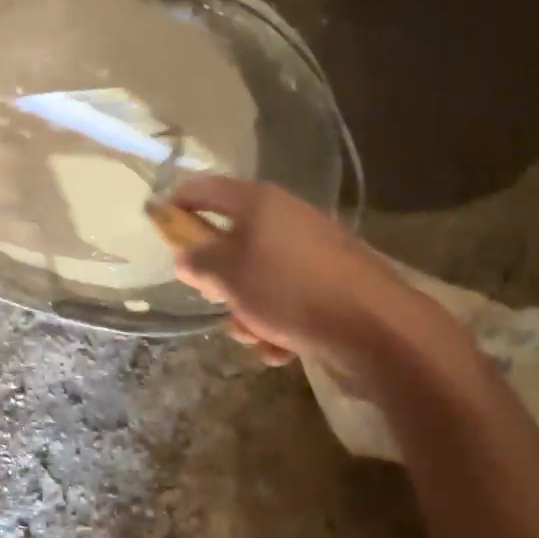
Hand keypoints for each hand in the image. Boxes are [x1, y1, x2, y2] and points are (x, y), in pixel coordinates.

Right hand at [171, 176, 408, 365]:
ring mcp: (313, 250)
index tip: (161, 227)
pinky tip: (281, 349)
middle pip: (233, 239)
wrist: (377, 327)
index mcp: (258, 202)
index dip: (179, 204)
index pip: (205, 189)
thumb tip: (186, 256)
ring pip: (260, 276)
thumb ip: (199, 261)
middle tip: (213, 297)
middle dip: (219, 277)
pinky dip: (279, 322)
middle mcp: (285, 217)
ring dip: (248, 308)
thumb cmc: (289, 289)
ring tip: (253, 335)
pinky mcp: (334, 283)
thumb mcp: (228, 275)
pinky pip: (289, 297)